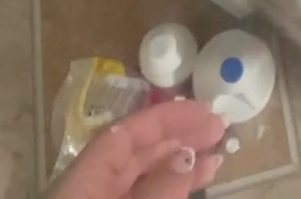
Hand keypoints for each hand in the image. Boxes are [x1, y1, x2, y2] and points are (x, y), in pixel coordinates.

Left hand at [48, 100, 226, 198]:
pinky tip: (195, 184)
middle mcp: (88, 189)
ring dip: (180, 165)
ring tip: (217, 156)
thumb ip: (156, 190)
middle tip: (220, 127)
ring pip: (143, 179)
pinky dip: (170, 190)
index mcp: (80, 179)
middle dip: (179, 137)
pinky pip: (144, 198)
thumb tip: (188, 153)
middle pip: (136, 153)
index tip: (205, 110)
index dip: (165, 117)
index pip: (125, 133)